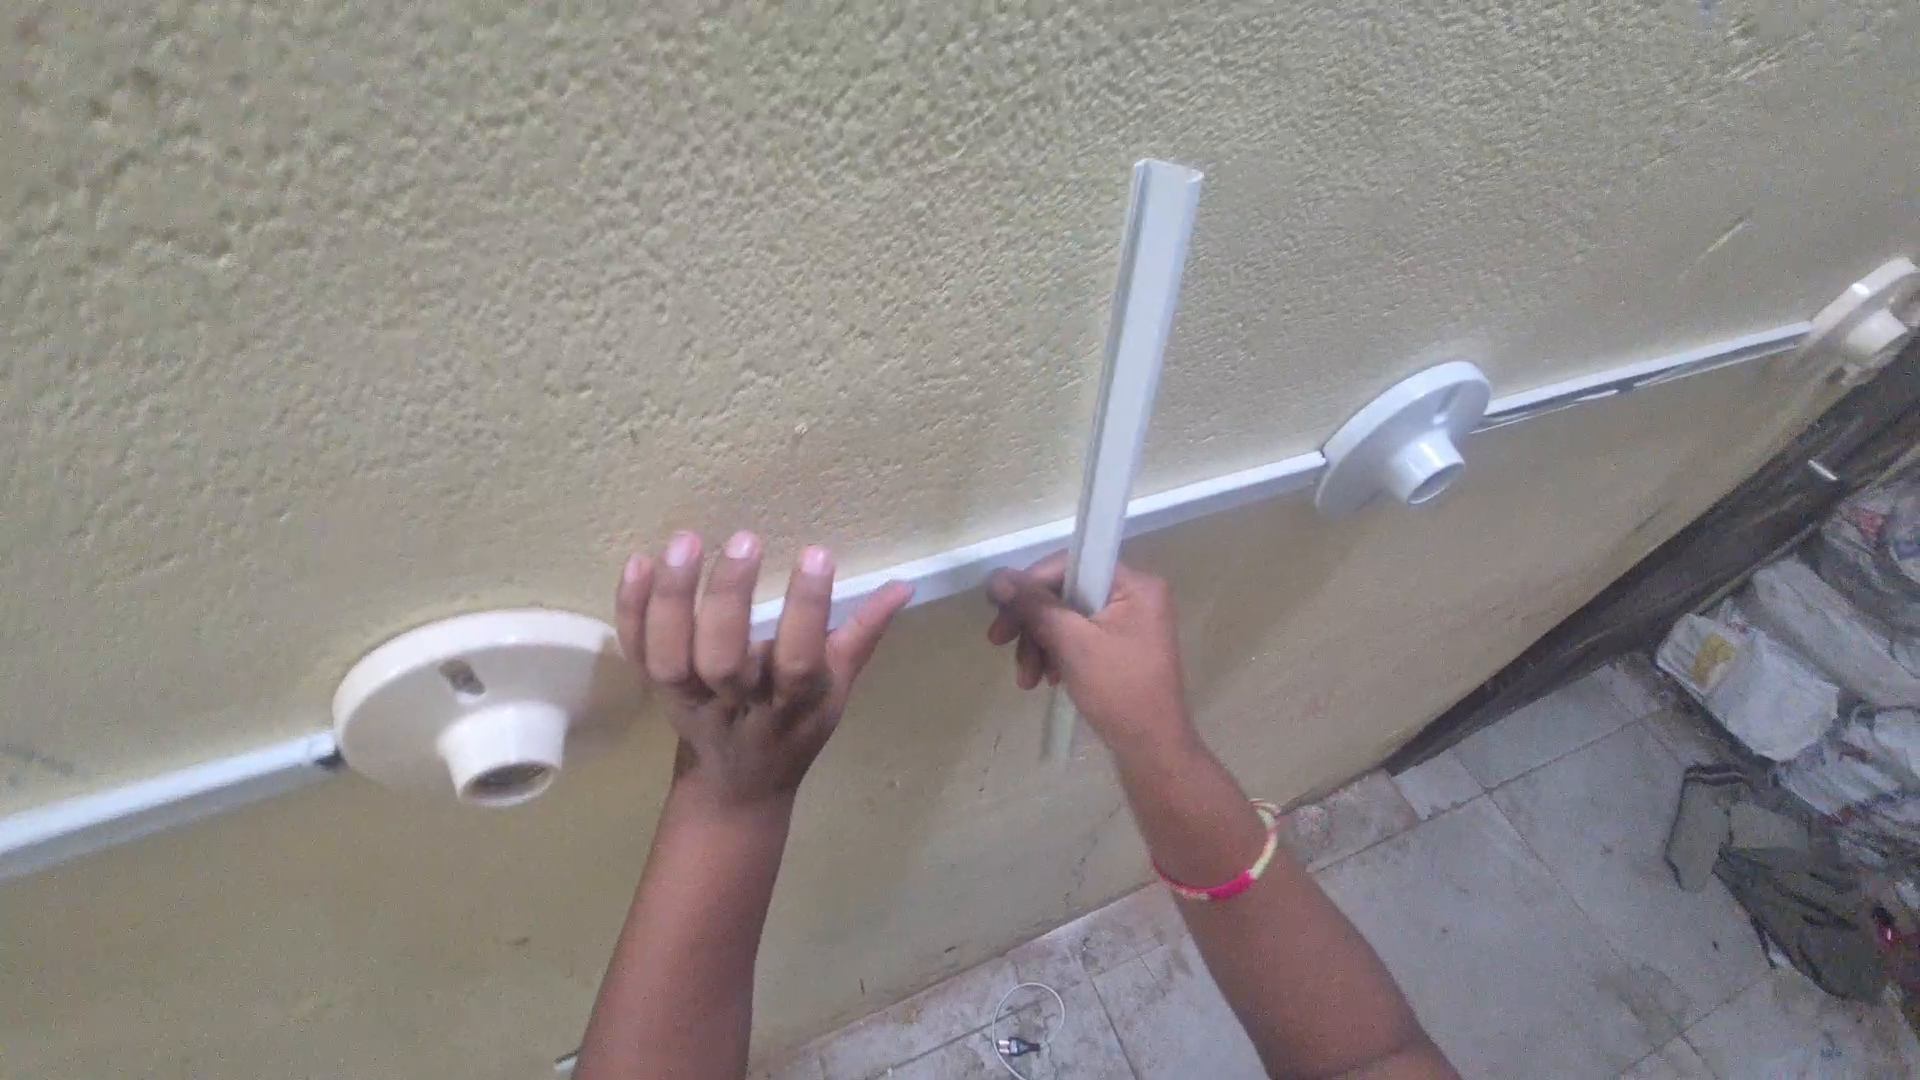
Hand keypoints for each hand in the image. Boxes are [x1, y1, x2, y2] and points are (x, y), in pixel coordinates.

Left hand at [616, 530, 912, 808]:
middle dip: (729, 599)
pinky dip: (630, 610)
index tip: (817, 553)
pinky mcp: (654, 692)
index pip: (798, 659)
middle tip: (745, 541)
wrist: (736, 785)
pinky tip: (637, 561)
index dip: (807, 609)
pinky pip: (634, 653)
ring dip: (672, 599)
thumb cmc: (796, 728)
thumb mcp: (838, 689)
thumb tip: (904, 585)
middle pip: (721, 659)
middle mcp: (736, 704)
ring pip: (669, 656)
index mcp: (790, 704)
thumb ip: (864, 634)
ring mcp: (688, 701)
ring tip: (686, 542)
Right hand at [985, 553, 1196, 758]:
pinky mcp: (1118, 646)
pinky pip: (1077, 636)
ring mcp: (1127, 622)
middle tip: (998, 641)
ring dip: (1039, 644)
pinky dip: (1056, 654)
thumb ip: (1035, 606)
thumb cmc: (1119, 691)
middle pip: (1065, 591)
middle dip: (1031, 622)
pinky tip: (1046, 680)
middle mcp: (1134, 595)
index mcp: (1135, 585)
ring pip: (1066, 617)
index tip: (999, 606)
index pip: (1071, 564)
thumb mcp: (1073, 644)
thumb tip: (997, 577)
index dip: (1030, 583)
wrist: (1152, 750)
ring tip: (1027, 679)